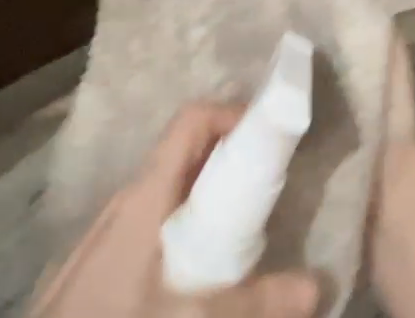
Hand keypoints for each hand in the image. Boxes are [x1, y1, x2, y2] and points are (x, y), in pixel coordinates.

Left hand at [27, 103, 320, 317]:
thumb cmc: (115, 316)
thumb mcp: (191, 317)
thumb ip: (257, 300)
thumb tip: (319, 286)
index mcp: (146, 194)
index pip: (192, 121)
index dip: (234, 115)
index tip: (272, 138)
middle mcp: (125, 199)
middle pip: (185, 154)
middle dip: (231, 162)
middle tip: (267, 193)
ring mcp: (106, 229)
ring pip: (167, 190)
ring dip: (207, 197)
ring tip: (239, 234)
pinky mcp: (95, 260)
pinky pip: (150, 221)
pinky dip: (183, 225)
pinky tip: (193, 272)